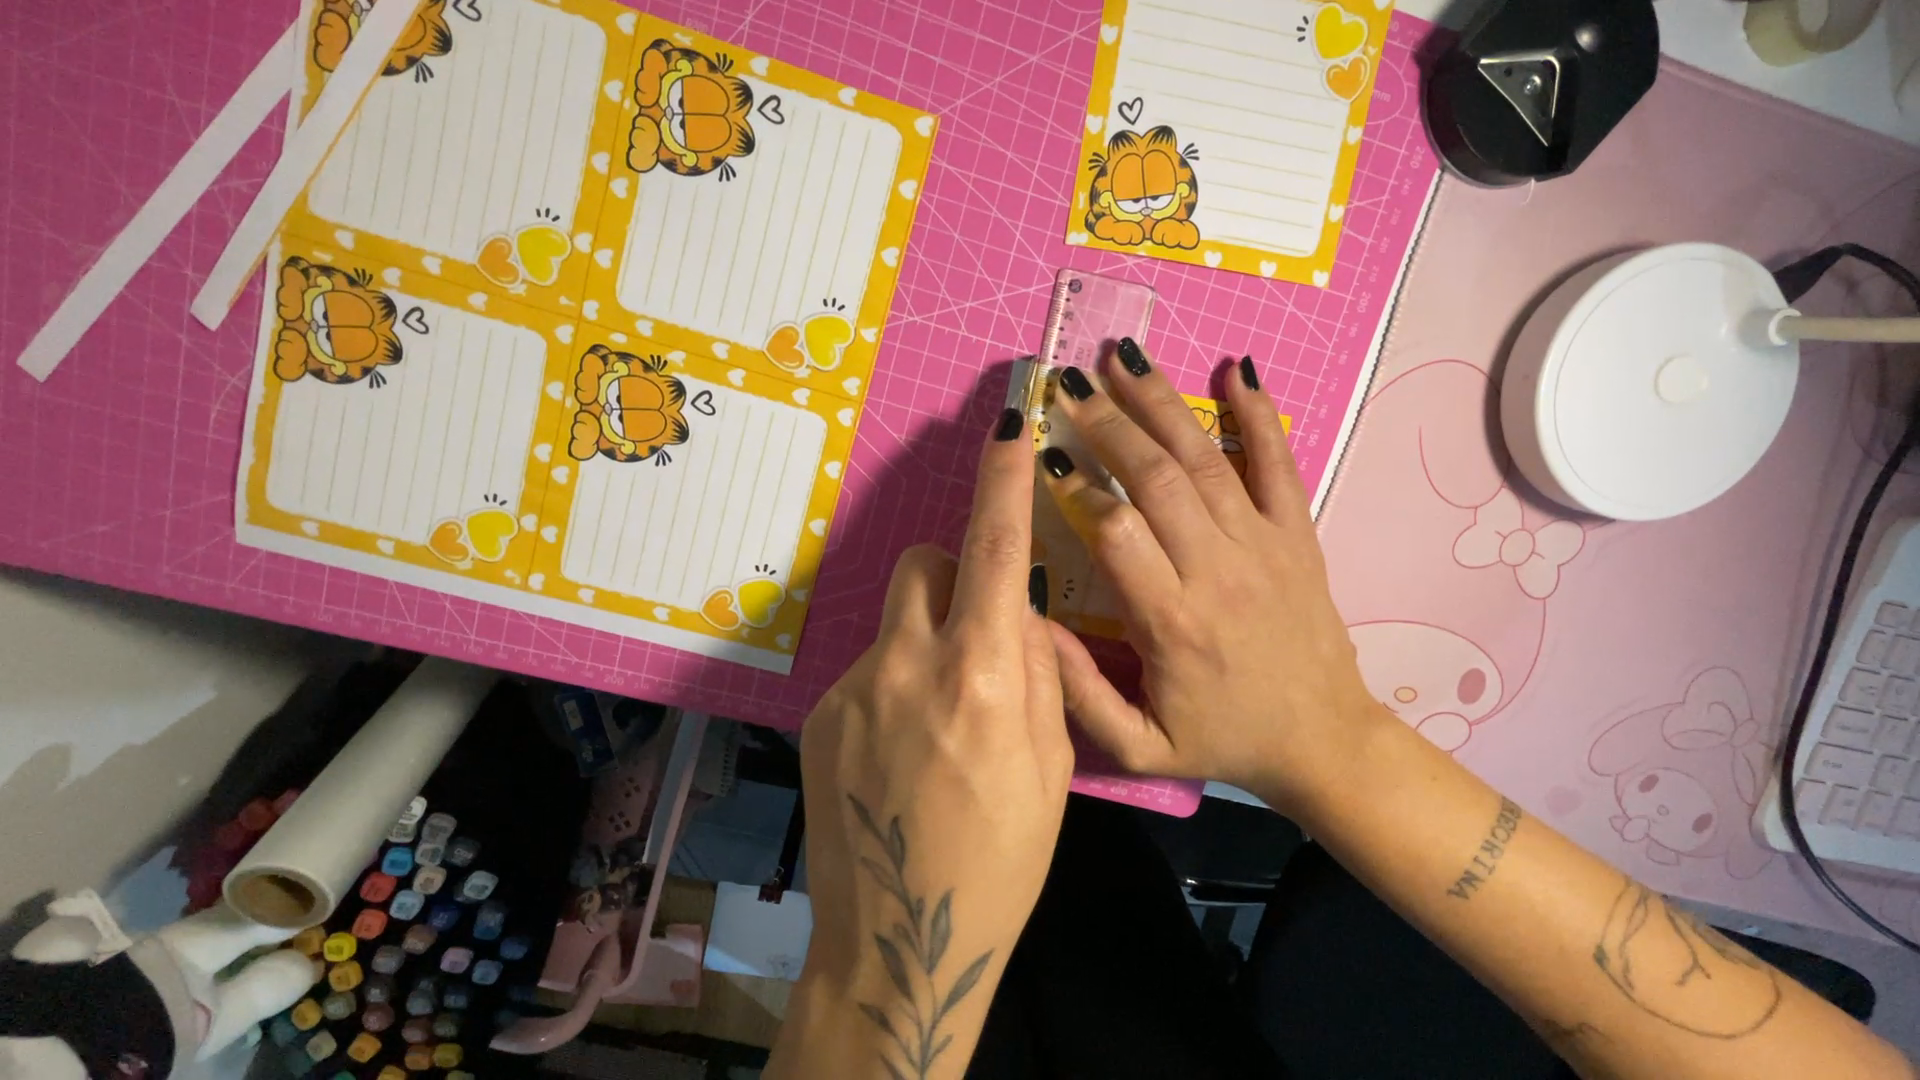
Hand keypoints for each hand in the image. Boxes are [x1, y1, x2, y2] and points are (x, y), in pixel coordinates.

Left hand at [774, 407, 1072, 1079]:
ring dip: (926, 630)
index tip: (1009, 416)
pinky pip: (868, 666)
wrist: (903, 938)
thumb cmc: (1004, 859)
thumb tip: (1018, 609)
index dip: (1004, 475)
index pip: (996, 546)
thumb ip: (1038, 670)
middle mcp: (909, 664)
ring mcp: (854, 686)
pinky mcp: (821, 712)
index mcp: (984, 676)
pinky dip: (895, 680)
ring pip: (896, 615)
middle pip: (928, 562)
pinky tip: (904, 747)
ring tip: (941, 705)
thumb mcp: (1052, 765)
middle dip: (958, 571)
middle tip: (980, 624)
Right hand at [1038, 342, 1387, 812]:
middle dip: (1108, 424)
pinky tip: (1236, 369)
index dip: (1077, 489)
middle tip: (1068, 384)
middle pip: (1157, 478)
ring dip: (1161, 403)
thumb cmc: (1221, 740)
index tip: (1047, 459)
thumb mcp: (1137, 745)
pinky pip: (1280, 463)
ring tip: (1122, 356)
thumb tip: (1028, 620)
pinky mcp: (1297, 535)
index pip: (1117, 532)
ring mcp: (1265, 546)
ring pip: (1206, 459)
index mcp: (1174, 622)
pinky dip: (1258, 413)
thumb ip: (1078, 691)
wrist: (1322, 742)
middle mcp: (1219, 571)